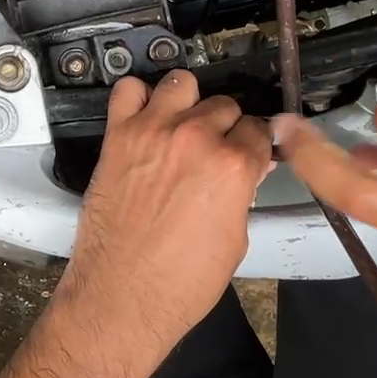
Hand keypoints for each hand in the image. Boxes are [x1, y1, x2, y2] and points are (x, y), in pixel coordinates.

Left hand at [63, 71, 272, 350]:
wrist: (122, 294)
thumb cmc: (182, 281)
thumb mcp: (234, 238)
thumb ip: (242, 191)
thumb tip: (249, 167)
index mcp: (233, 166)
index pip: (258, 129)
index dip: (255, 142)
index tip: (249, 148)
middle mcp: (194, 138)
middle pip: (223, 104)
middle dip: (224, 125)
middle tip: (214, 148)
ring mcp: (152, 130)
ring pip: (181, 83)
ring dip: (186, 101)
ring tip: (181, 124)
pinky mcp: (118, 135)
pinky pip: (128, 90)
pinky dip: (137, 98)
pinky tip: (144, 118)